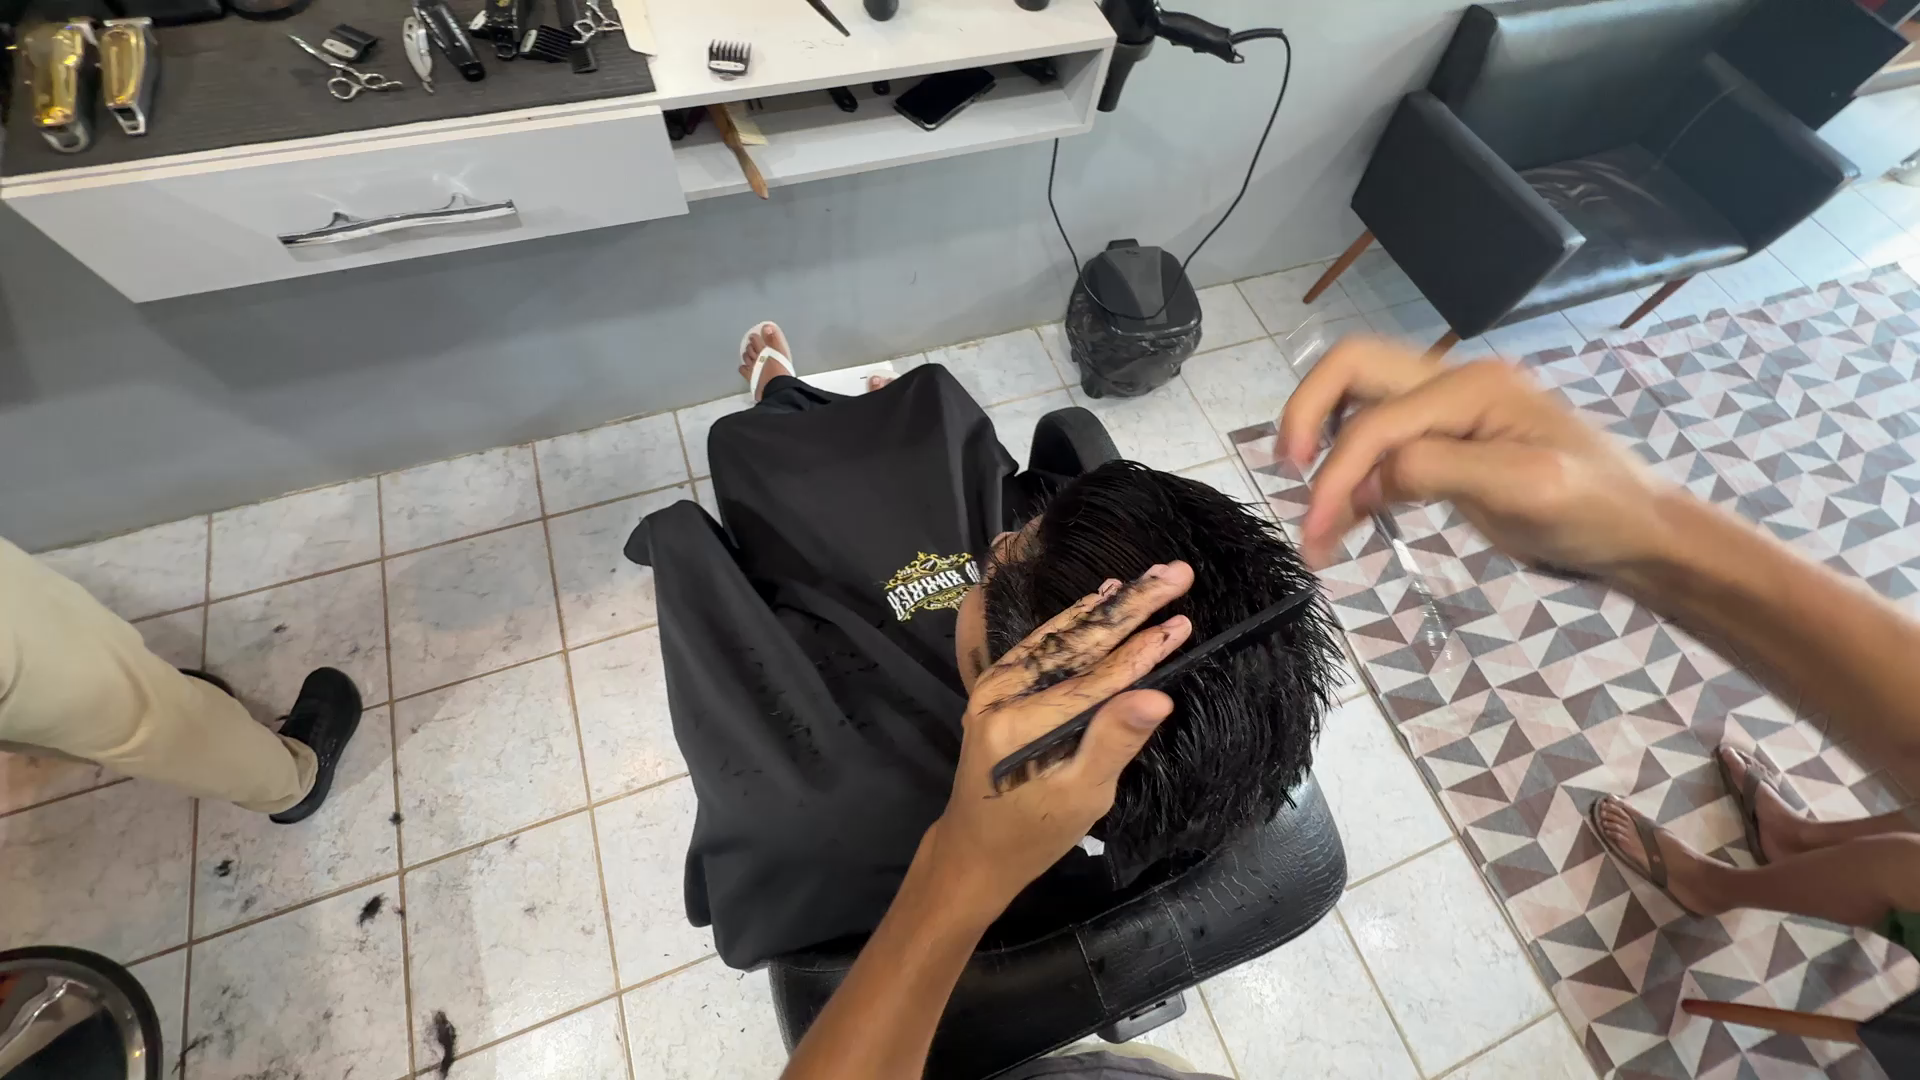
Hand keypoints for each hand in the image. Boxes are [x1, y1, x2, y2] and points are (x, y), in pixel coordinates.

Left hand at [923, 562, 1196, 920]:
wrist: (977, 847)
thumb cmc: (1033, 833)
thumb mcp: (1081, 798)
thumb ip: (1113, 742)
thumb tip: (1158, 696)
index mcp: (1019, 723)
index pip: (1093, 678)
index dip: (1142, 650)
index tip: (1183, 620)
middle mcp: (1000, 691)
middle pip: (1076, 641)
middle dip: (1131, 606)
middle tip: (1176, 573)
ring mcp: (995, 683)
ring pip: (1060, 634)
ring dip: (1107, 605)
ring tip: (1145, 578)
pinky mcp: (999, 684)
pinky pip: (1044, 645)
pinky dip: (1075, 620)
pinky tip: (1099, 599)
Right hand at [1279, 337, 1676, 573]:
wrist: (1635, 534)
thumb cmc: (1592, 509)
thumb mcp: (1525, 486)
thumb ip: (1435, 470)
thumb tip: (1361, 484)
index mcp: (1469, 387)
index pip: (1373, 422)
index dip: (1337, 474)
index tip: (1318, 530)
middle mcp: (1447, 384)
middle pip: (1348, 369)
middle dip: (1305, 414)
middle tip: (1289, 468)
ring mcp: (1440, 411)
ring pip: (1351, 406)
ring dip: (1321, 453)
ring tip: (1316, 518)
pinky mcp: (1436, 443)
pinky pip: (1371, 447)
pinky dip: (1347, 482)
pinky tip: (1343, 523)